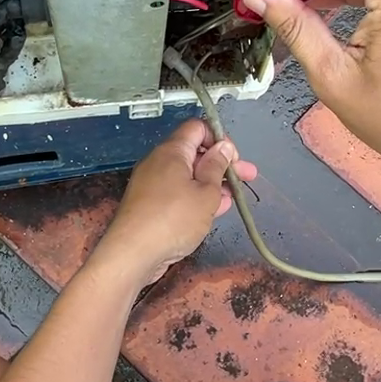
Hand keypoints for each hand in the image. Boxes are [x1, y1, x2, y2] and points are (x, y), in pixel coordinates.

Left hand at [90, 120, 260, 287]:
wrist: (133, 253)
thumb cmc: (173, 220)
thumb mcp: (206, 193)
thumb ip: (217, 167)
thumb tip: (223, 147)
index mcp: (172, 151)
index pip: (198, 128)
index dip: (220, 139)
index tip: (234, 159)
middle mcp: (159, 162)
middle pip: (195, 152)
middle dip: (222, 164)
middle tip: (247, 177)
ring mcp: (152, 183)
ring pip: (188, 175)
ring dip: (212, 183)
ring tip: (232, 198)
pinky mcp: (150, 203)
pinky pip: (177, 192)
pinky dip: (196, 197)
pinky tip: (213, 210)